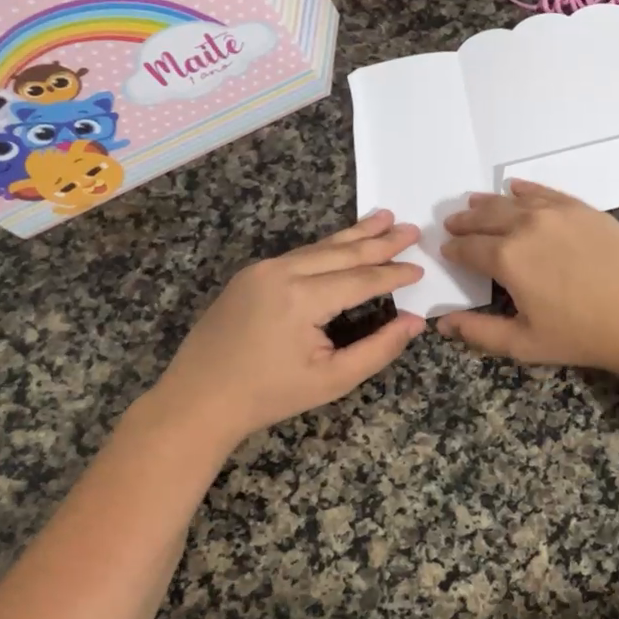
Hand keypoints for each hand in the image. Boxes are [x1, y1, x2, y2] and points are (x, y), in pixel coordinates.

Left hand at [147, 211, 426, 444]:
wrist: (197, 400)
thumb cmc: (270, 395)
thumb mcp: (333, 379)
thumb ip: (380, 348)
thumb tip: (415, 321)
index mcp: (303, 298)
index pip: (362, 279)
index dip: (394, 275)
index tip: (421, 269)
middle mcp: (282, 273)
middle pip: (342, 252)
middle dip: (380, 241)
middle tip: (411, 229)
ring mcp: (261, 271)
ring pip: (319, 247)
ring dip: (354, 235)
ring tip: (383, 218)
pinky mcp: (250, 276)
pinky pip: (299, 255)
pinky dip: (328, 247)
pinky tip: (343, 242)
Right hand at [437, 180, 618, 375]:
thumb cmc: (581, 336)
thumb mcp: (524, 343)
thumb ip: (479, 332)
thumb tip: (443, 324)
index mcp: (507, 258)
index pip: (468, 248)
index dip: (453, 250)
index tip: (446, 250)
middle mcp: (528, 226)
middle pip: (487, 218)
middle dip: (466, 222)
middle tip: (454, 224)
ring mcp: (559, 213)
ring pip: (514, 202)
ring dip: (490, 204)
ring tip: (476, 204)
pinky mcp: (584, 210)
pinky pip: (546, 193)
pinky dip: (526, 191)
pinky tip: (516, 190)